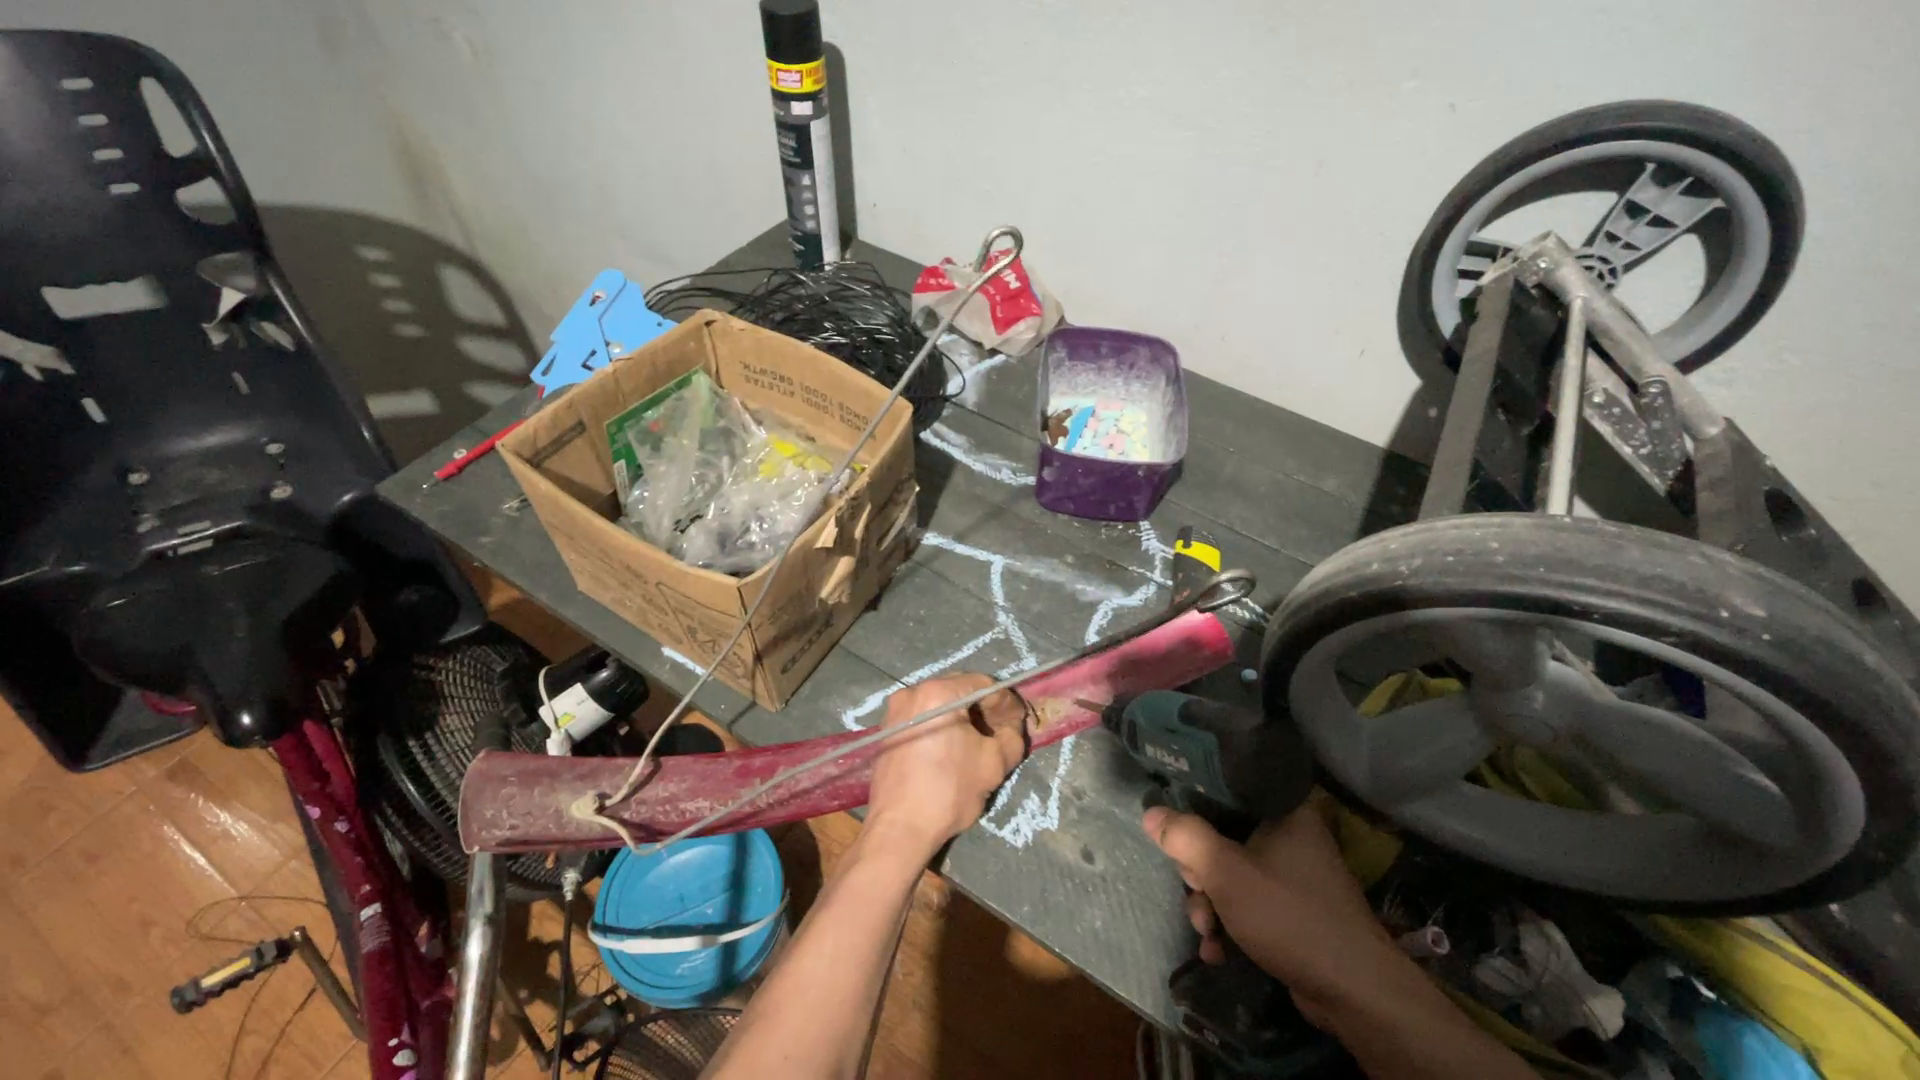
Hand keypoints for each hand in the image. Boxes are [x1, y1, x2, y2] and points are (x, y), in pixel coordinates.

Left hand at [866, 674, 1027, 855]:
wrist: (900, 829)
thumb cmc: (949, 791)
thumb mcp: (994, 764)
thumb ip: (1011, 736)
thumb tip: (1013, 726)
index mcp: (937, 693)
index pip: (983, 684)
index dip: (1006, 702)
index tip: (1019, 721)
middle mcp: (911, 693)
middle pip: (959, 689)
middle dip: (984, 708)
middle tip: (1003, 729)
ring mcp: (895, 711)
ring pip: (940, 703)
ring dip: (963, 717)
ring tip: (981, 740)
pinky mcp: (886, 730)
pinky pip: (923, 717)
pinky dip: (942, 726)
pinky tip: (955, 747)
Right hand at [1142, 802, 1408, 1023]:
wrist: (1352, 991)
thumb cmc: (1287, 916)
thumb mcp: (1226, 872)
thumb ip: (1186, 838)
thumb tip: (1151, 813)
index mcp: (1285, 812)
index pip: (1228, 792)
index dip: (1195, 812)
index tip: (1178, 840)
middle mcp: (1293, 836)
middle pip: (1223, 838)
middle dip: (1200, 875)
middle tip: (1198, 893)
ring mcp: (1295, 876)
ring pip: (1232, 875)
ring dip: (1211, 906)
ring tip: (1208, 934)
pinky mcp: (1294, 911)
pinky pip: (1249, 904)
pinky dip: (1230, 924)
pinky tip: (1218, 952)